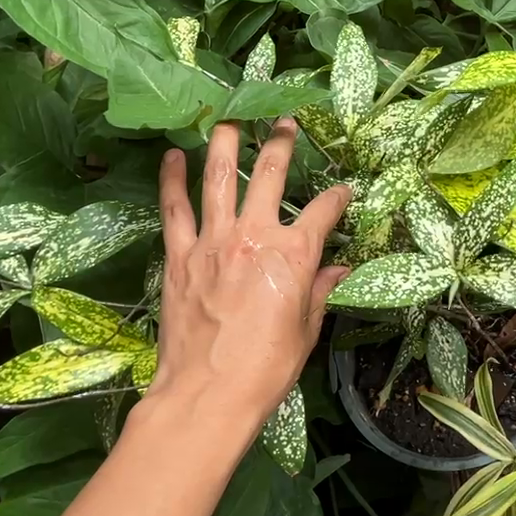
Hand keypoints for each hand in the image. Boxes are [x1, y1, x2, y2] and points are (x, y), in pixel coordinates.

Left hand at [151, 119, 350, 432]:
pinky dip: (173, 181)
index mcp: (295, 254)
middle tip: (285, 122)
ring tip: (229, 119)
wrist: (206, 395)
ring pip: (219, 178)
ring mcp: (213, 242)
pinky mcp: (180, 257)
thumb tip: (337, 268)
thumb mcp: (307, 328)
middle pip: (270, 174)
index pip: (325, 210)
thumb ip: (320, 289)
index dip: (338, 197)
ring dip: (226, 144)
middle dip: (281, 143)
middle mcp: (255, 235)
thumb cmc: (268, 366)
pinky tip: (172, 156)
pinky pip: (175, 211)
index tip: (344, 191)